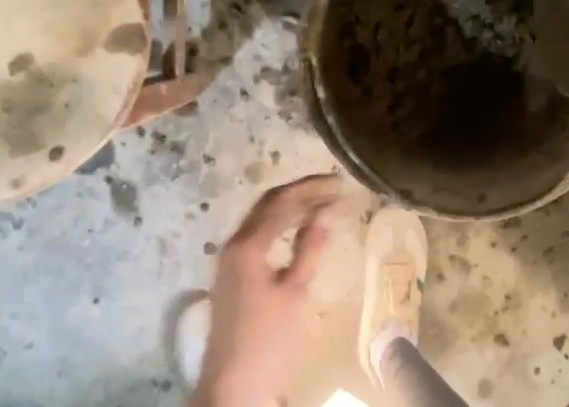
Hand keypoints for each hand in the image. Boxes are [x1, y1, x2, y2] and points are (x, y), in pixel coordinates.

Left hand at [191, 174, 345, 406]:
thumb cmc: (269, 340)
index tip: (339, 182)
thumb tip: (327, 210)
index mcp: (247, 244)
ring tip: (320, 204)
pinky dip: (280, 225)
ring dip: (290, 207)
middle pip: (268, 204)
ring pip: (261, 218)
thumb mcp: (296, 292)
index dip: (311, 188)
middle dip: (300, 192)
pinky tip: (297, 231)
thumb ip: (310, 247)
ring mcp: (229, 260)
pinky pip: (257, 235)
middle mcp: (233, 244)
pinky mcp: (231, 275)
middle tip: (332, 188)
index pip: (281, 200)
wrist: (232, 386)